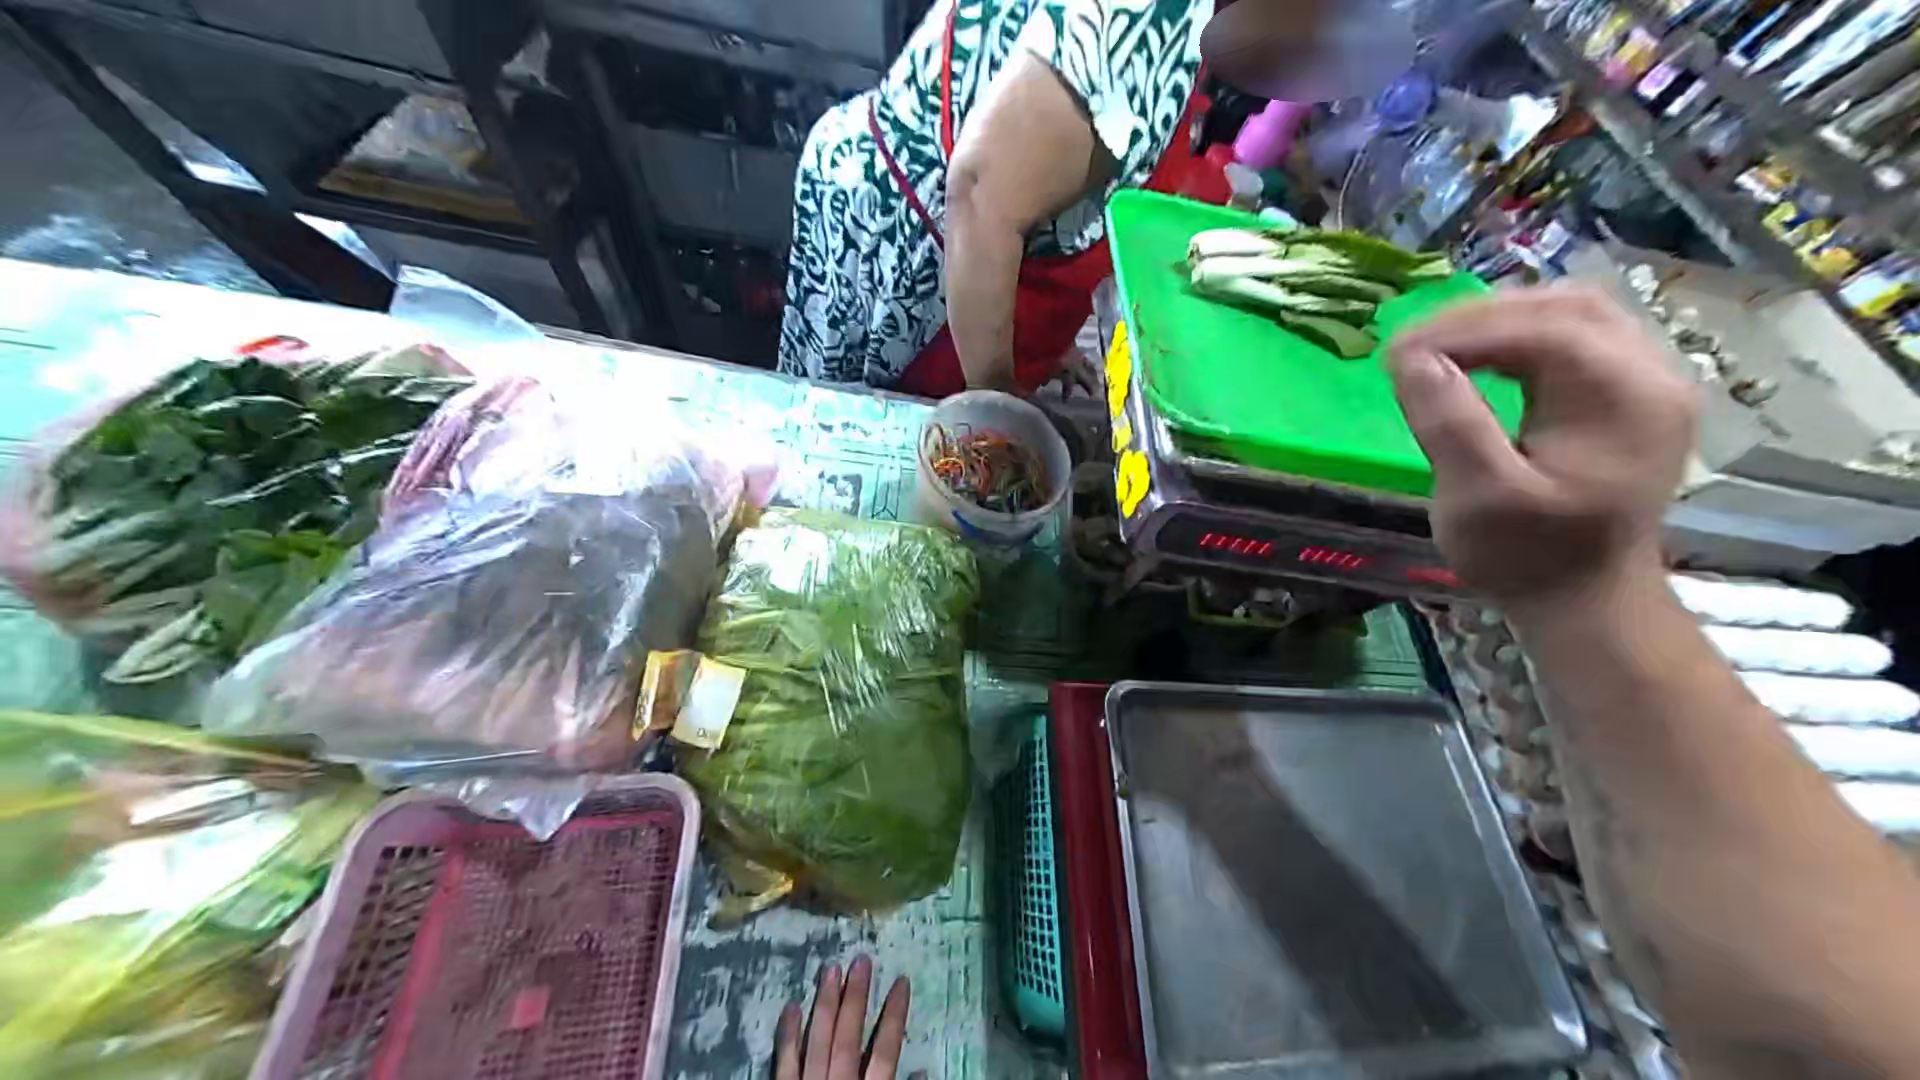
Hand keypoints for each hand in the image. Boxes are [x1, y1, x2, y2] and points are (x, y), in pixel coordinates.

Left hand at [775, 955, 916, 1079]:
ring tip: (832, 968)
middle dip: (856, 997)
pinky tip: (792, 1006)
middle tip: (862, 960)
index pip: (886, 1052)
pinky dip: (788, 1035)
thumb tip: (923, 1068)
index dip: (895, 1015)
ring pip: (818, 1041)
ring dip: (826, 1003)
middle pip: (848, 1037)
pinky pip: (785, 1062)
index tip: (902, 980)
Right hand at [1386, 286, 1695, 610]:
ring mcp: (1645, 384)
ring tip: (1434, 348)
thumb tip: (1409, 359)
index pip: (1543, 329)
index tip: (1392, 354)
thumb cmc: (1524, 555)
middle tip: (1410, 346)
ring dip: (1496, 322)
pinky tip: (1475, 360)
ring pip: (1571, 316)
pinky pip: (1573, 341)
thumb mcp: (1476, 496)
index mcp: (1623, 400)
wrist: (1583, 598)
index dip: (1461, 330)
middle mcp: (1651, 377)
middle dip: (1478, 317)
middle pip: (1565, 307)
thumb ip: (1448, 422)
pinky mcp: (1625, 397)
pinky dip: (1516, 339)